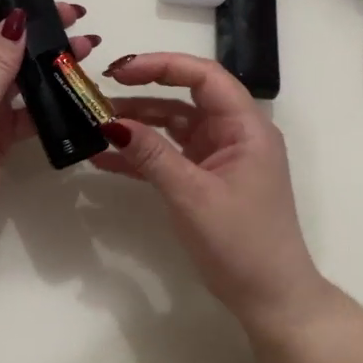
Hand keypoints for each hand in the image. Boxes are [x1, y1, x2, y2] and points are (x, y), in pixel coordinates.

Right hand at [91, 53, 329, 329]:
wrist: (270, 297)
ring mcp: (217, 157)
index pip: (204, 77)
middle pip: (183, 98)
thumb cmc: (241, 241)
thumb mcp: (191, 194)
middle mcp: (233, 134)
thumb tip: (110, 123)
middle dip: (141, 93)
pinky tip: (103, 158)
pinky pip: (166, 155)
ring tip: (92, 125)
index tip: (120, 71)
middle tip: (98, 94)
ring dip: (135, 125)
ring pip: (171, 126)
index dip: (162, 66)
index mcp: (245, 128)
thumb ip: (151, 155)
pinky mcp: (203, 180)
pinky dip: (138, 155)